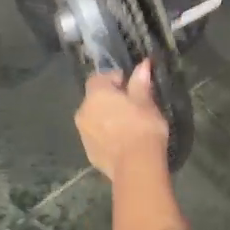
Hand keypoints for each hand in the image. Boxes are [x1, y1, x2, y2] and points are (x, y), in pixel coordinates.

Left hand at [76, 61, 169, 180]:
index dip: (114, 78)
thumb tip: (142, 64)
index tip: (131, 85)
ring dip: (106, 117)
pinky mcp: (88, 152)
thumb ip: (140, 82)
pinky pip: (96, 135)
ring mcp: (83, 133)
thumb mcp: (146, 101)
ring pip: (94, 118)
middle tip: (132, 104)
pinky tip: (122, 140)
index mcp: (96, 95)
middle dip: (109, 99)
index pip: (98, 78)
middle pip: (94, 99)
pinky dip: (106, 134)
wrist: (135, 165)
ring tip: (127, 123)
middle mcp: (83, 112)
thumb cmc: (142, 126)